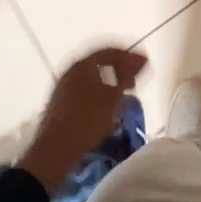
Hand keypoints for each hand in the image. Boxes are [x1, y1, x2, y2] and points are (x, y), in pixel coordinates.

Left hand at [16, 48, 147, 190]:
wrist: (55, 150)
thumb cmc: (87, 121)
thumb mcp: (112, 97)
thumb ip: (127, 75)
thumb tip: (141, 59)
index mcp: (82, 65)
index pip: (109, 51)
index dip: (130, 55)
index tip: (145, 63)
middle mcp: (71, 71)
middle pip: (100, 62)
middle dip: (121, 68)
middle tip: (136, 78)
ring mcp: (64, 86)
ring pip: (93, 77)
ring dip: (112, 81)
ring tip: (127, 93)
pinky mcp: (61, 102)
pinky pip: (86, 88)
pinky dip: (101, 91)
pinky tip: (110, 105)